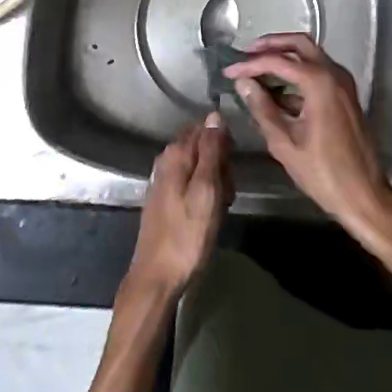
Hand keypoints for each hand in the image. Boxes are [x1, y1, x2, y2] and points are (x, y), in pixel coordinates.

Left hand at [126, 114, 231, 297]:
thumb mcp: (207, 190)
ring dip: (216, 184)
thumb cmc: (187, 235)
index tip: (233, 167)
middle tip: (227, 195)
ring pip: (201, 168)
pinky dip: (205, 197)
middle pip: (204, 148)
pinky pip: (193, 185)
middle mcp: (166, 160)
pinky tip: (208, 216)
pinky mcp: (166, 199)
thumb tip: (215, 115)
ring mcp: (164, 180)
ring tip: (220, 209)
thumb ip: (211, 151)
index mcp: (176, 153)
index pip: (206, 128)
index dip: (225, 145)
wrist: (158, 276)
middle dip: (222, 167)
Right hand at [225, 34, 391, 271]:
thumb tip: (243, 83)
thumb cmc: (322, 172)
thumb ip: (262, 108)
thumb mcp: (284, 142)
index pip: (277, 61)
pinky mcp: (345, 96)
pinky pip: (318, 72)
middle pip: (299, 44)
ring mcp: (343, 84)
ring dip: (284, 57)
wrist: (364, 195)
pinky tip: (277, 90)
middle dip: (271, 45)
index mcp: (319, 82)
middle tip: (246, 55)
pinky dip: (297, 73)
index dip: (249, 64)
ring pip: (311, 55)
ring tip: (256, 69)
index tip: (228, 71)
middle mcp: (334, 75)